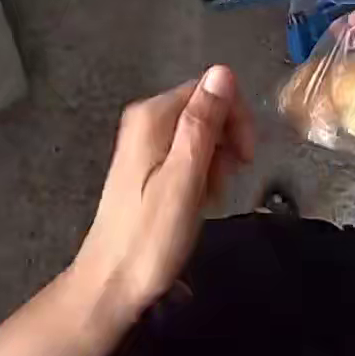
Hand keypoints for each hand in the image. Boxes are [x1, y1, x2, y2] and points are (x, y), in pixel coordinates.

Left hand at [66, 66, 254, 329]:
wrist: (109, 286)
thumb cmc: (151, 238)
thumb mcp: (185, 179)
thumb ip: (203, 122)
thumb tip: (223, 70)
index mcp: (153, 115)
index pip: (211, 88)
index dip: (235, 118)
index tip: (245, 158)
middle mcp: (146, 117)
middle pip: (205, 107)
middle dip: (226, 140)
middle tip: (225, 182)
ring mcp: (144, 138)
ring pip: (200, 130)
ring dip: (216, 159)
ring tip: (210, 196)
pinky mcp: (146, 160)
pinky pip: (186, 150)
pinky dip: (201, 170)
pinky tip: (199, 198)